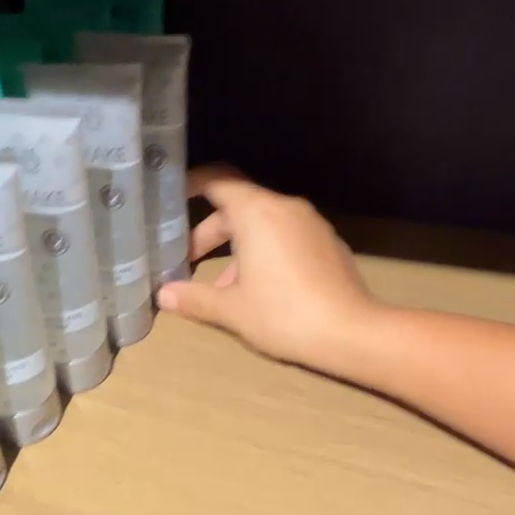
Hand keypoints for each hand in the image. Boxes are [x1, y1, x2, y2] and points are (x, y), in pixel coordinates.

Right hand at [154, 167, 377, 366]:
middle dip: (210, 233)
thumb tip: (163, 295)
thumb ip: (194, 298)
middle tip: (187, 260)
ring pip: (263, 225)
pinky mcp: (328, 245)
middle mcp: (285, 208)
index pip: (218, 181)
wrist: (351, 332)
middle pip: (238, 207)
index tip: (172, 197)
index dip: (192, 184)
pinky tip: (258, 291)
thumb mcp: (231, 309)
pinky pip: (286, 238)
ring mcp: (311, 225)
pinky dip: (264, 254)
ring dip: (237, 249)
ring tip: (220, 287)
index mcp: (257, 213)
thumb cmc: (283, 314)